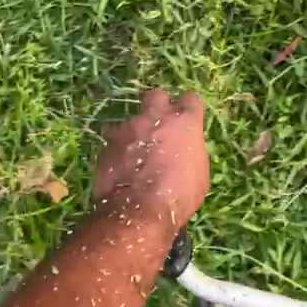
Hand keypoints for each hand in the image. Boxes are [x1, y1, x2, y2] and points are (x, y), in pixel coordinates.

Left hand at [91, 89, 209, 231]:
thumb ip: (191, 153)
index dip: (188, 109)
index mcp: (184, 122)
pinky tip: (120, 167)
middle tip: (158, 125)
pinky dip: (118, 151)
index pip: (191, 99)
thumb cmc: (178, 195)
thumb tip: (184, 152)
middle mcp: (156, 116)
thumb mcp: (199, 175)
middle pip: (156, 95)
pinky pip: (113, 141)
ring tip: (134, 155)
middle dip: (157, 106)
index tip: (187, 120)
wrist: (139, 210)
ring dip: (134, 133)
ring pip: (130, 120)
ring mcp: (129, 127)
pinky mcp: (108, 143)